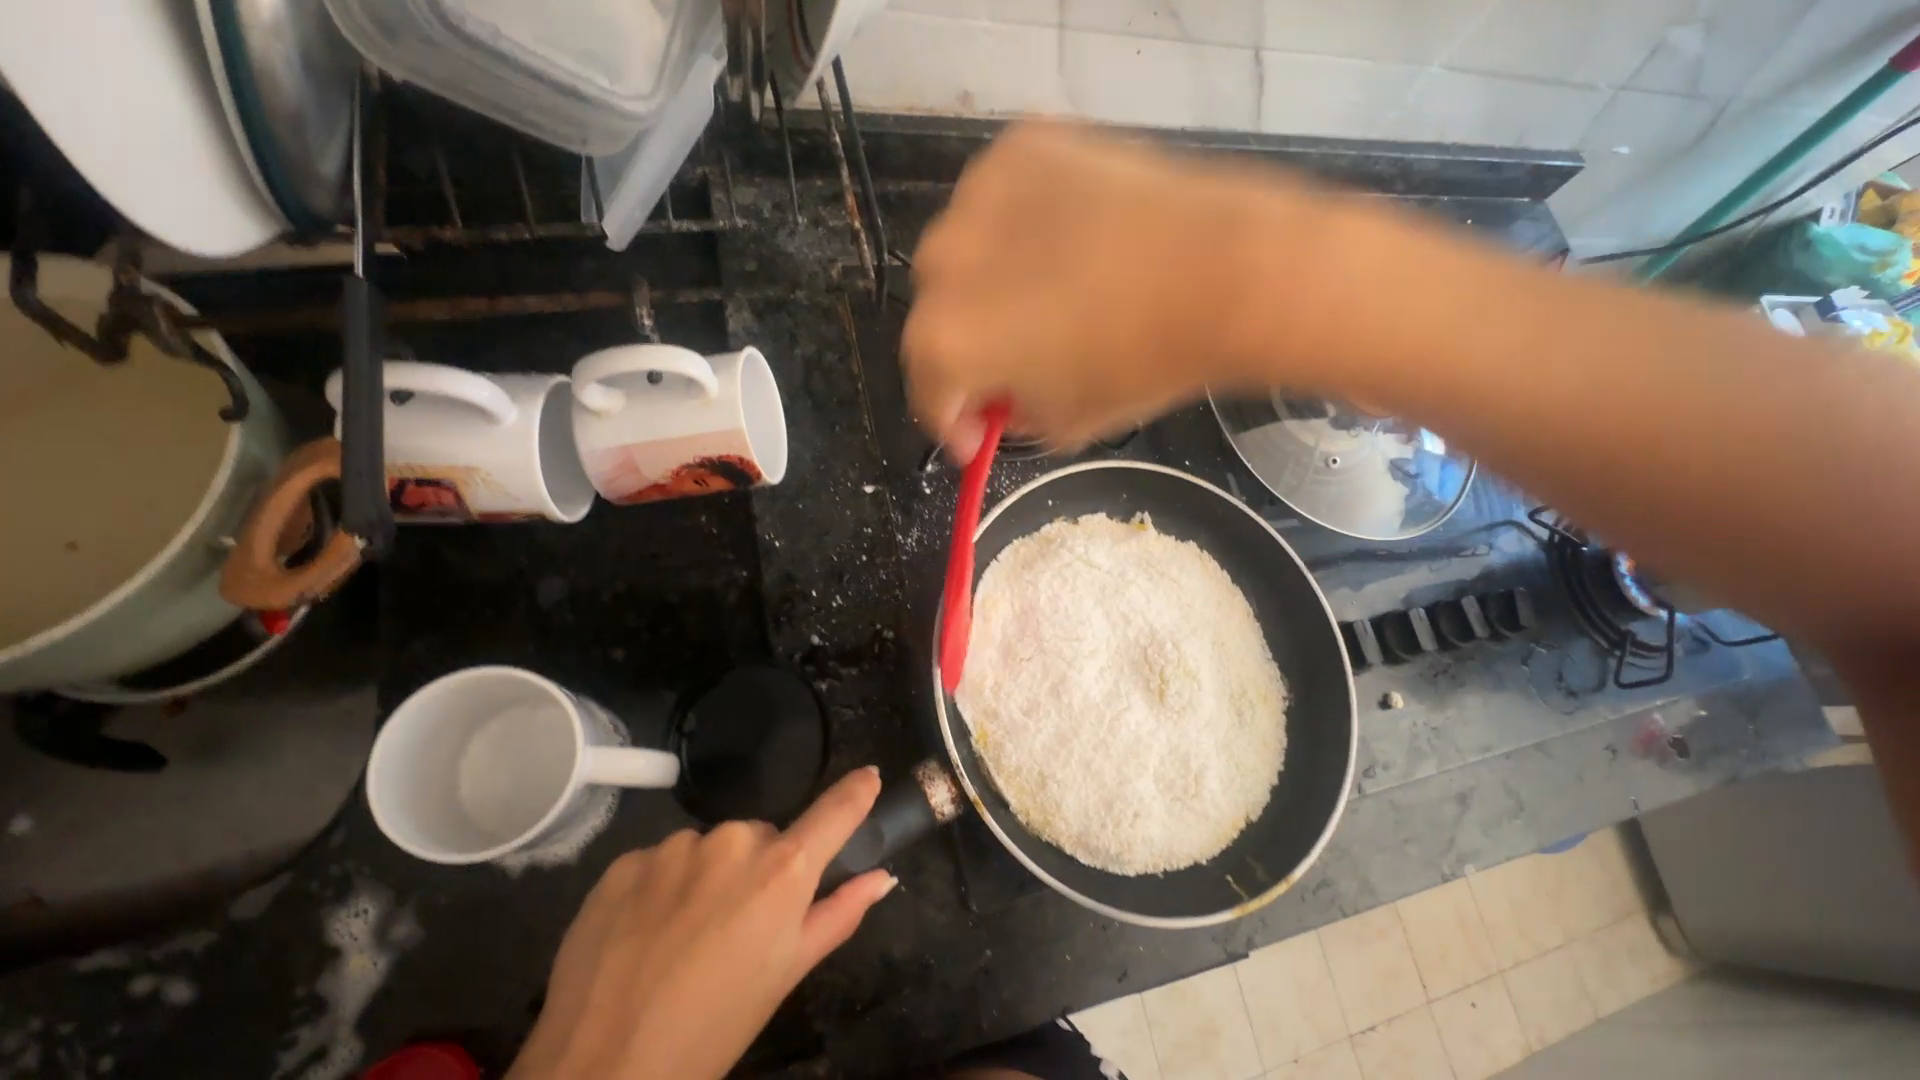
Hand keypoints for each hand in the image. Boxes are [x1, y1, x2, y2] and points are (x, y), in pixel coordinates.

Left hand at [507, 768, 893, 1079]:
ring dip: (708, 878)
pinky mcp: (625, 860)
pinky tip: (645, 934)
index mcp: (782, 871)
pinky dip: (662, 888)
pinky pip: (661, 862)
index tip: (869, 775)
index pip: (833, 813)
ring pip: (708, 849)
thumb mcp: (787, 974)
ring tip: (684, 938)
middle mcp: (732, 841)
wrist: (601, 1065)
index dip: (856, 792)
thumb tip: (881, 877)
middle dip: (760, 869)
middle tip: (740, 927)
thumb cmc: (715, 1028)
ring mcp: (674, 847)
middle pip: (762, 838)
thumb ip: (839, 915)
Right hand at [902, 121, 1314, 459]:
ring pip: (966, 248)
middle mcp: (940, 263)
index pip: (928, 391)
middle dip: (968, 343)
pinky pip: (1005, 196)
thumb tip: (1002, 397)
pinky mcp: (1022, 146)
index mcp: (944, 340)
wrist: (1222, 271)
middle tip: (1013, 358)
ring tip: (1044, 290)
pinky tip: (1066, 235)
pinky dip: (1023, 220)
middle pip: (938, 313)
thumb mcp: (1065, 424)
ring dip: (989, 277)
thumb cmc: (1140, 362)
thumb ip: (1012, 417)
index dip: (954, 420)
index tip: (977, 433)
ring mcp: (977, 193)